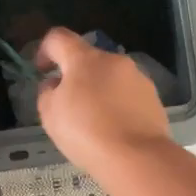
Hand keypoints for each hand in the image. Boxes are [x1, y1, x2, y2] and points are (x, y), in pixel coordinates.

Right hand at [34, 27, 172, 173]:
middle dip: (75, 77)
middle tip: (68, 105)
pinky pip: (128, 96)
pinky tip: (114, 130)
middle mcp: (114, 61)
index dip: (45, 49)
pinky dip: (118, 106)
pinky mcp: (154, 99)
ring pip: (111, 78)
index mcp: (85, 59)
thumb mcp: (50, 115)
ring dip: (99, 92)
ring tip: (94, 122)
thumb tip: (55, 84)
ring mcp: (138, 78)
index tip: (41, 70)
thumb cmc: (86, 132)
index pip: (59, 38)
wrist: (136, 157)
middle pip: (88, 60)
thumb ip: (47, 93)